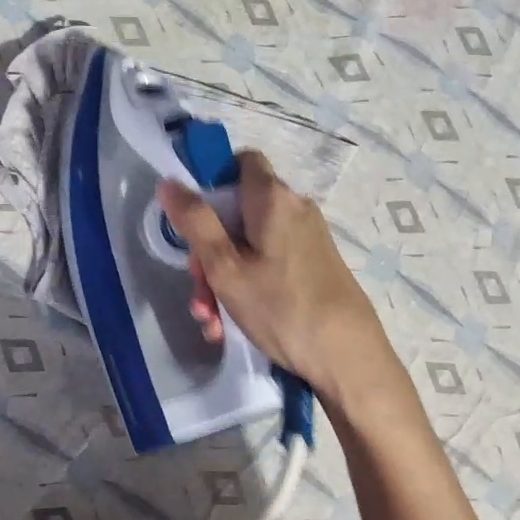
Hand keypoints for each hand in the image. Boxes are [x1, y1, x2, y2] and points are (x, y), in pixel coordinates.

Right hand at [157, 150, 395, 400]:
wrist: (349, 360)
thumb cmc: (281, 308)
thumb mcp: (225, 267)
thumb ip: (195, 222)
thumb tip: (169, 182)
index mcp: (273, 198)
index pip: (240, 160)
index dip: (211, 178)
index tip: (191, 213)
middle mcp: (294, 209)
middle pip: (236, 211)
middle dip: (208, 250)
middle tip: (198, 286)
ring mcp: (307, 239)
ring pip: (248, 244)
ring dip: (221, 278)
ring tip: (212, 319)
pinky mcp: (313, 266)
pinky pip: (267, 264)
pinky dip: (246, 286)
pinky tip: (231, 325)